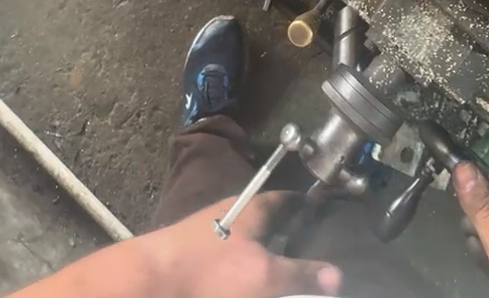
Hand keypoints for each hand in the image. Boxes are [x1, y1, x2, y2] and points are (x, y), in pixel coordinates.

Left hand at [131, 192, 341, 297]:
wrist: (150, 284)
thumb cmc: (209, 269)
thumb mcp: (262, 276)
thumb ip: (301, 274)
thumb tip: (338, 275)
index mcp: (252, 207)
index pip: (288, 199)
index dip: (308, 208)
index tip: (330, 218)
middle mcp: (235, 218)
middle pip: (273, 226)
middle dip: (293, 242)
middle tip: (320, 259)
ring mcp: (216, 240)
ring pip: (254, 251)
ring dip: (272, 265)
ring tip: (295, 280)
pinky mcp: (203, 265)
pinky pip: (237, 268)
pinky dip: (252, 279)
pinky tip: (261, 289)